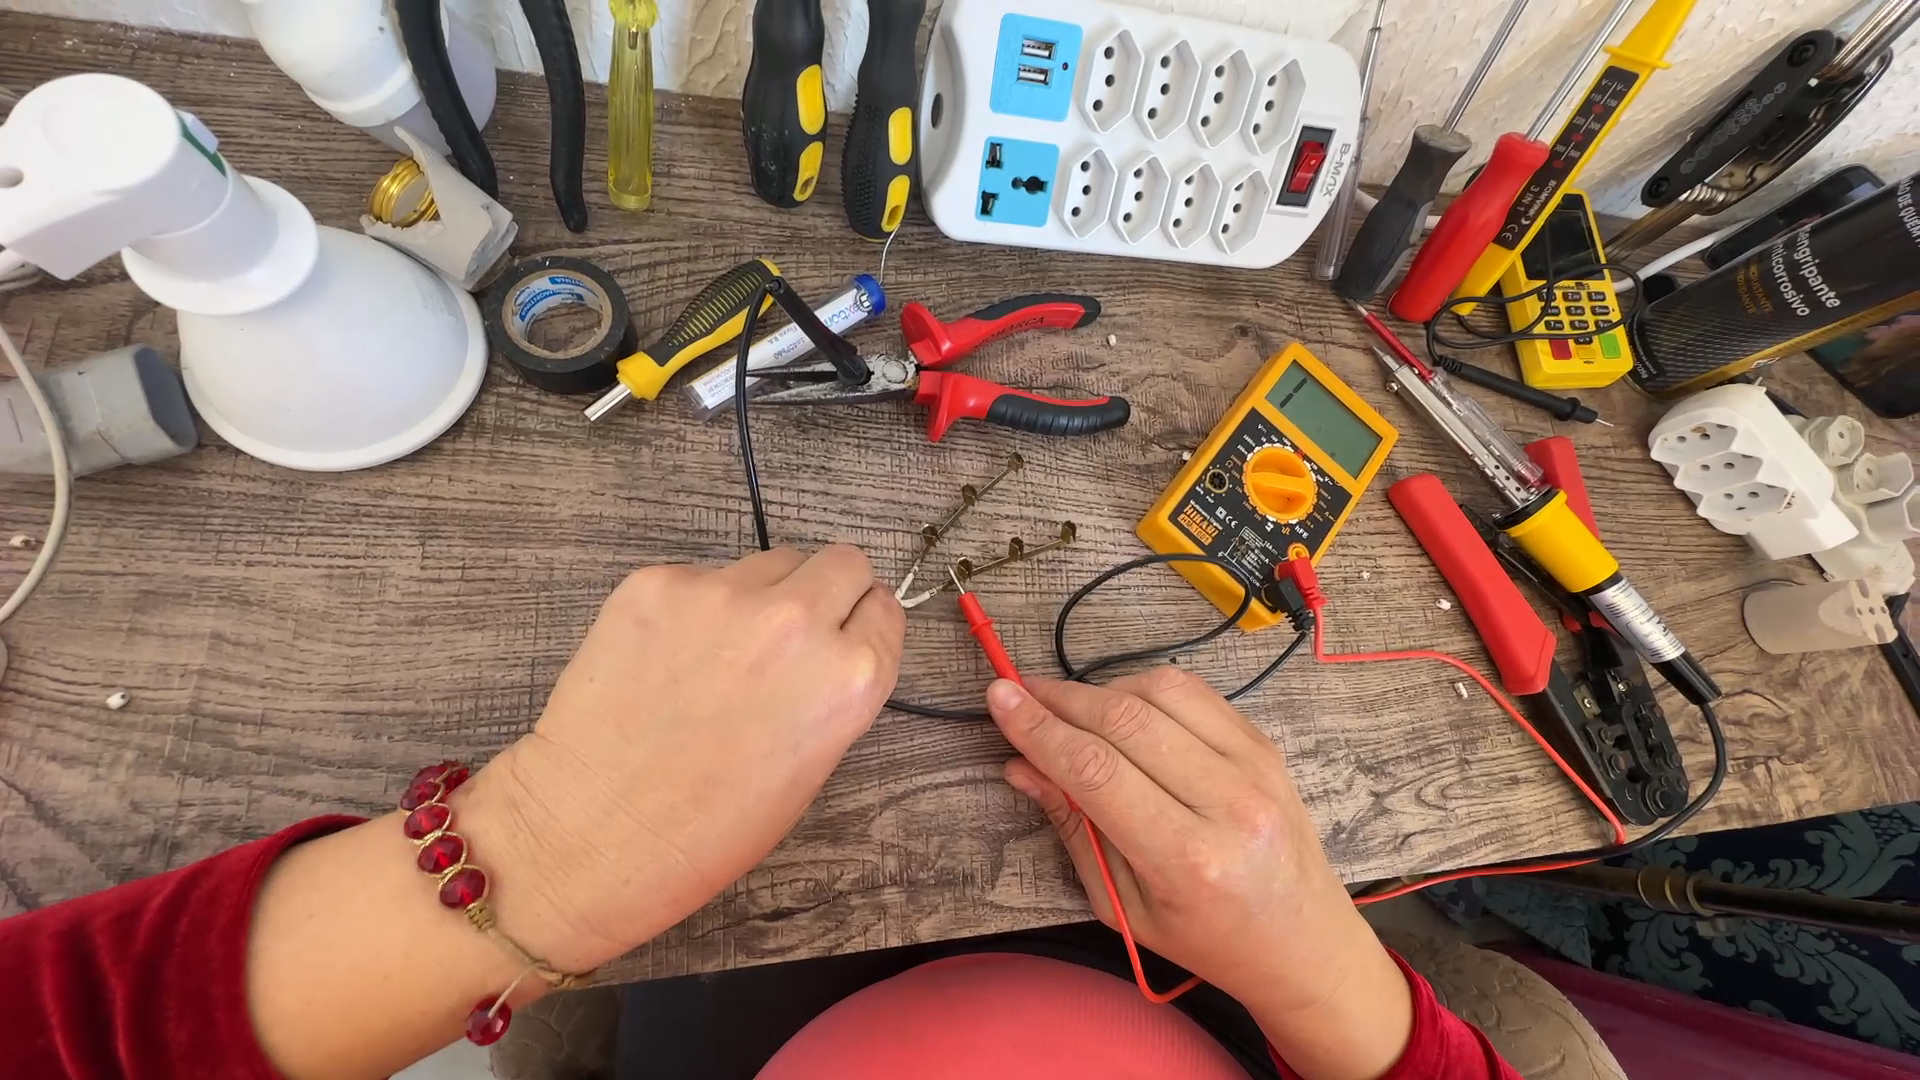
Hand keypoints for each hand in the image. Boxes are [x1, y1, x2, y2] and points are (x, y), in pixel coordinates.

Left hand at [460, 546, 904, 971]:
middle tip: (794, 629)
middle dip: (829, 590)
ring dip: (765, 594)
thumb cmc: (712, 827)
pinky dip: (700, 605)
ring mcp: (725, 593)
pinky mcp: (658, 582)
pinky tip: (670, 655)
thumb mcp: (812, 761)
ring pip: (774, 562)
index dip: (863, 624)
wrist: (587, 838)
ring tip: (721, 650)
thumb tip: (834, 636)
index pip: (884, 607)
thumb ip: (837, 686)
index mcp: (851, 675)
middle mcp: (799, 621)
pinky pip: (705, 575)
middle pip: (844, 561)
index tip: (842, 635)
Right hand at [987, 670, 1412, 1079]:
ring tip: (1072, 710)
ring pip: (1157, 691)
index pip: (1096, 771)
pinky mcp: (1264, 741)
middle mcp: (1228, 803)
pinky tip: (1122, 707)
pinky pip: (1191, 689)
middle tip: (1021, 693)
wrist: (1306, 944)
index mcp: (1188, 859)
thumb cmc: (1207, 938)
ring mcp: (1254, 765)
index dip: (1039, 728)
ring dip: (1100, 690)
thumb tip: (1020, 765)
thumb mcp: (1123, 904)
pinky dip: (1143, 686)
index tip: (999, 698)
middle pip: (1124, 720)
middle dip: (1060, 699)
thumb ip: (1072, 827)